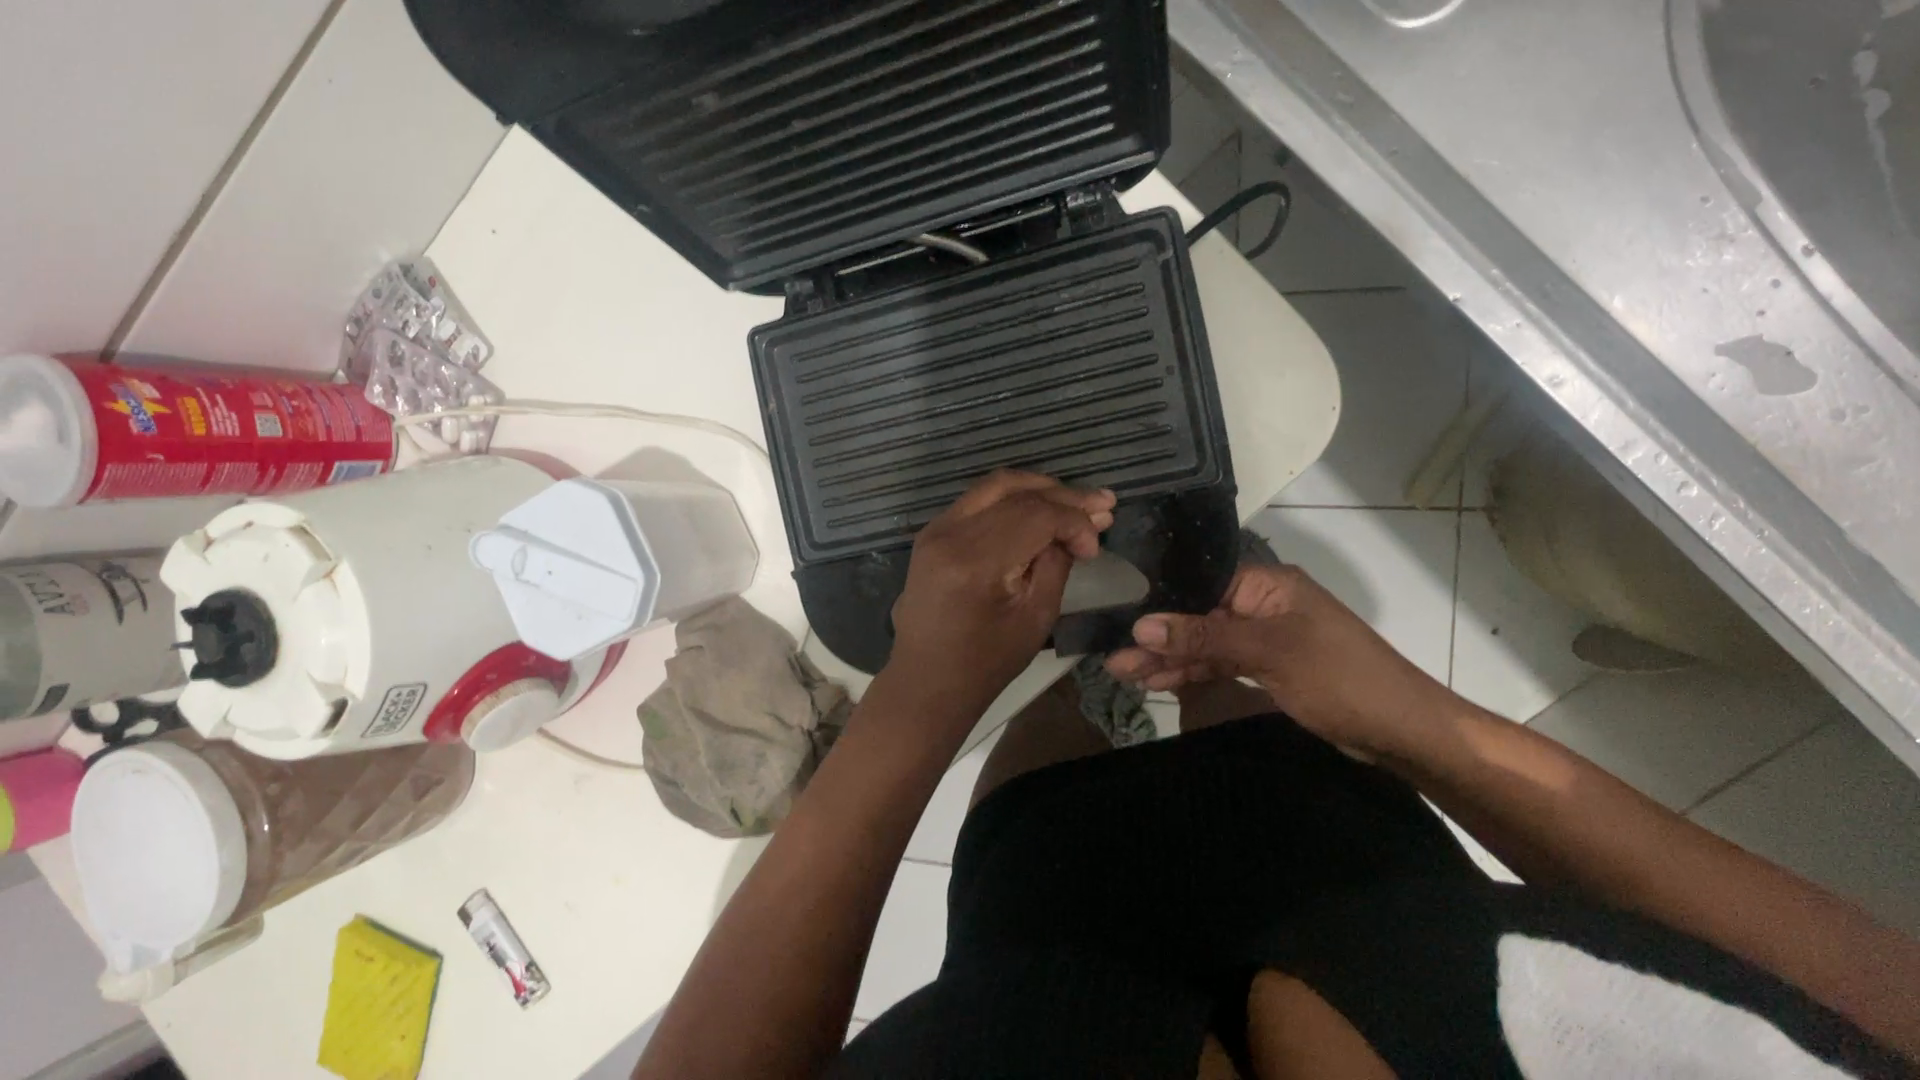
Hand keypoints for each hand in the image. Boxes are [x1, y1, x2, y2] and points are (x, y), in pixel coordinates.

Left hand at [890, 471, 1115, 705]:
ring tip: (1078, 502)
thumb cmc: (985, 663)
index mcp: (974, 562)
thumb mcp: (1035, 619)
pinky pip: (979, 500)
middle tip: (1104, 505)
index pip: (1035, 515)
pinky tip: (1043, 508)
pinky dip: (1014, 498)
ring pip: (996, 486)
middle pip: (1016, 492)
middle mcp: (950, 533)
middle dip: (1064, 496)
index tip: (1095, 546)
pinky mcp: (933, 532)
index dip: (1074, 522)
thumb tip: (1077, 531)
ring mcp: (936, 529)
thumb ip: (1056, 566)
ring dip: (1040, 490)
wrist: (926, 681)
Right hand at [1105, 563, 1462, 755]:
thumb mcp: (1268, 652)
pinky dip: (1194, 674)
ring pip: (1206, 643)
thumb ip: (1204, 635)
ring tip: (1124, 674)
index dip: (1159, 602)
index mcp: (1268, 584)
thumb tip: (1141, 623)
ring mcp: (1266, 638)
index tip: (1118, 617)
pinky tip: (1159, 683)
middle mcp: (1263, 605)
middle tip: (1113, 659)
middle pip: (1198, 616)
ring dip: (1169, 659)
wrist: (1401, 729)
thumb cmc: (1339, 678)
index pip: (1201, 583)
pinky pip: (1222, 664)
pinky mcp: (1269, 668)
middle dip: (1158, 638)